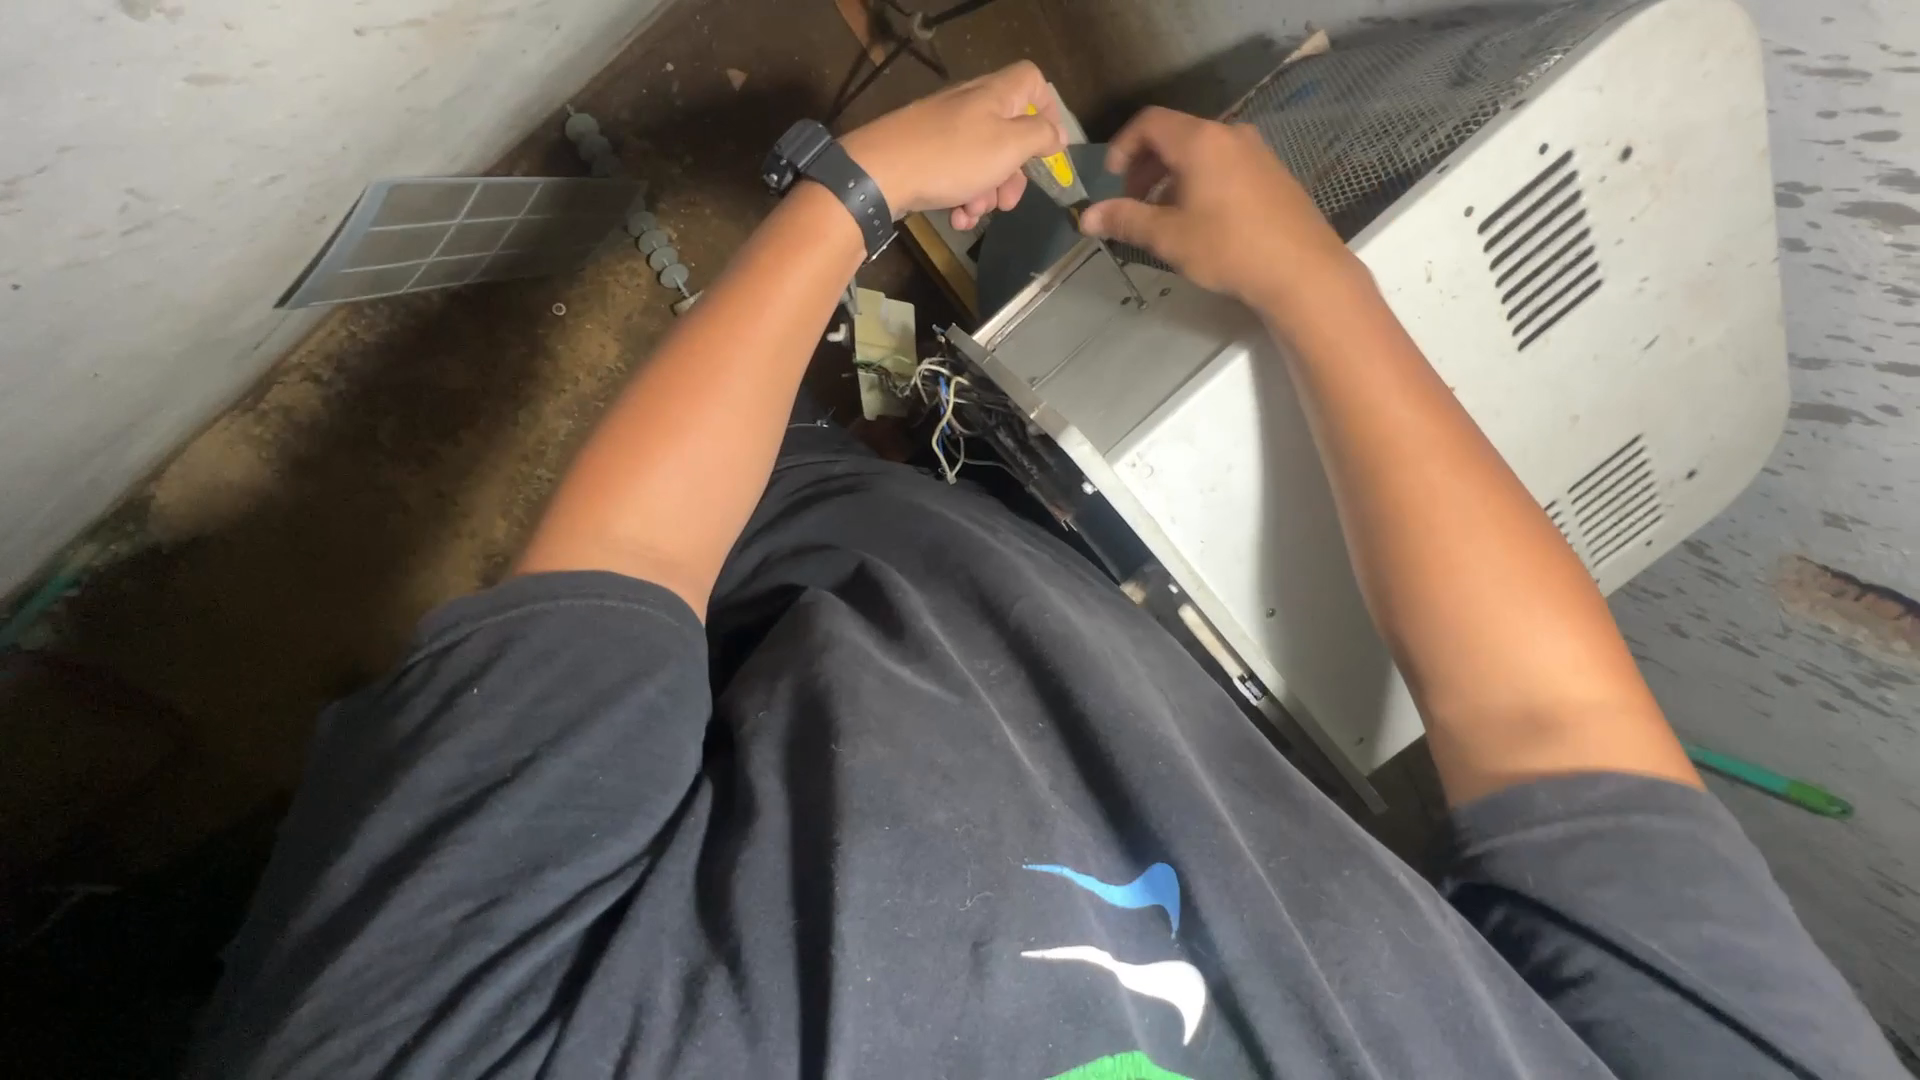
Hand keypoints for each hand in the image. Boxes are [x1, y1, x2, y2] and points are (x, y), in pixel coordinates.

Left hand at [840, 61, 1068, 230]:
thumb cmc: (952, 157)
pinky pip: (956, 175)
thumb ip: (1038, 136)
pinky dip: (961, 198)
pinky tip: (956, 218)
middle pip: (1009, 134)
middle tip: (1008, 202)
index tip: (1051, 149)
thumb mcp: (1008, 146)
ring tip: (973, 213)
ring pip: (983, 162)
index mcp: (996, 95)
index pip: (1032, 81)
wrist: (882, 172)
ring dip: (985, 194)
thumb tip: (1057, 133)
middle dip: (1013, 174)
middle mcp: (972, 106)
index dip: (1048, 109)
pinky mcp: (926, 154)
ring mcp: (946, 131)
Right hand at [1078, 107, 1358, 310]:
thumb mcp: (1168, 237)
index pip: (1149, 122)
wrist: (1299, 269)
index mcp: (1200, 141)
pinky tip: (1198, 221)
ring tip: (1162, 218)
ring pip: (1199, 153)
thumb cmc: (1227, 248)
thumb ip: (1125, 220)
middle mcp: (1229, 134)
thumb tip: (1086, 216)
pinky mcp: (1270, 172)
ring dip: (1170, 178)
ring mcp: (1254, 152)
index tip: (1112, 180)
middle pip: (1175, 136)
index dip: (1122, 146)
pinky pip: (1222, 165)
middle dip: (1145, 166)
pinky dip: (1198, 182)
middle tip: (1131, 203)